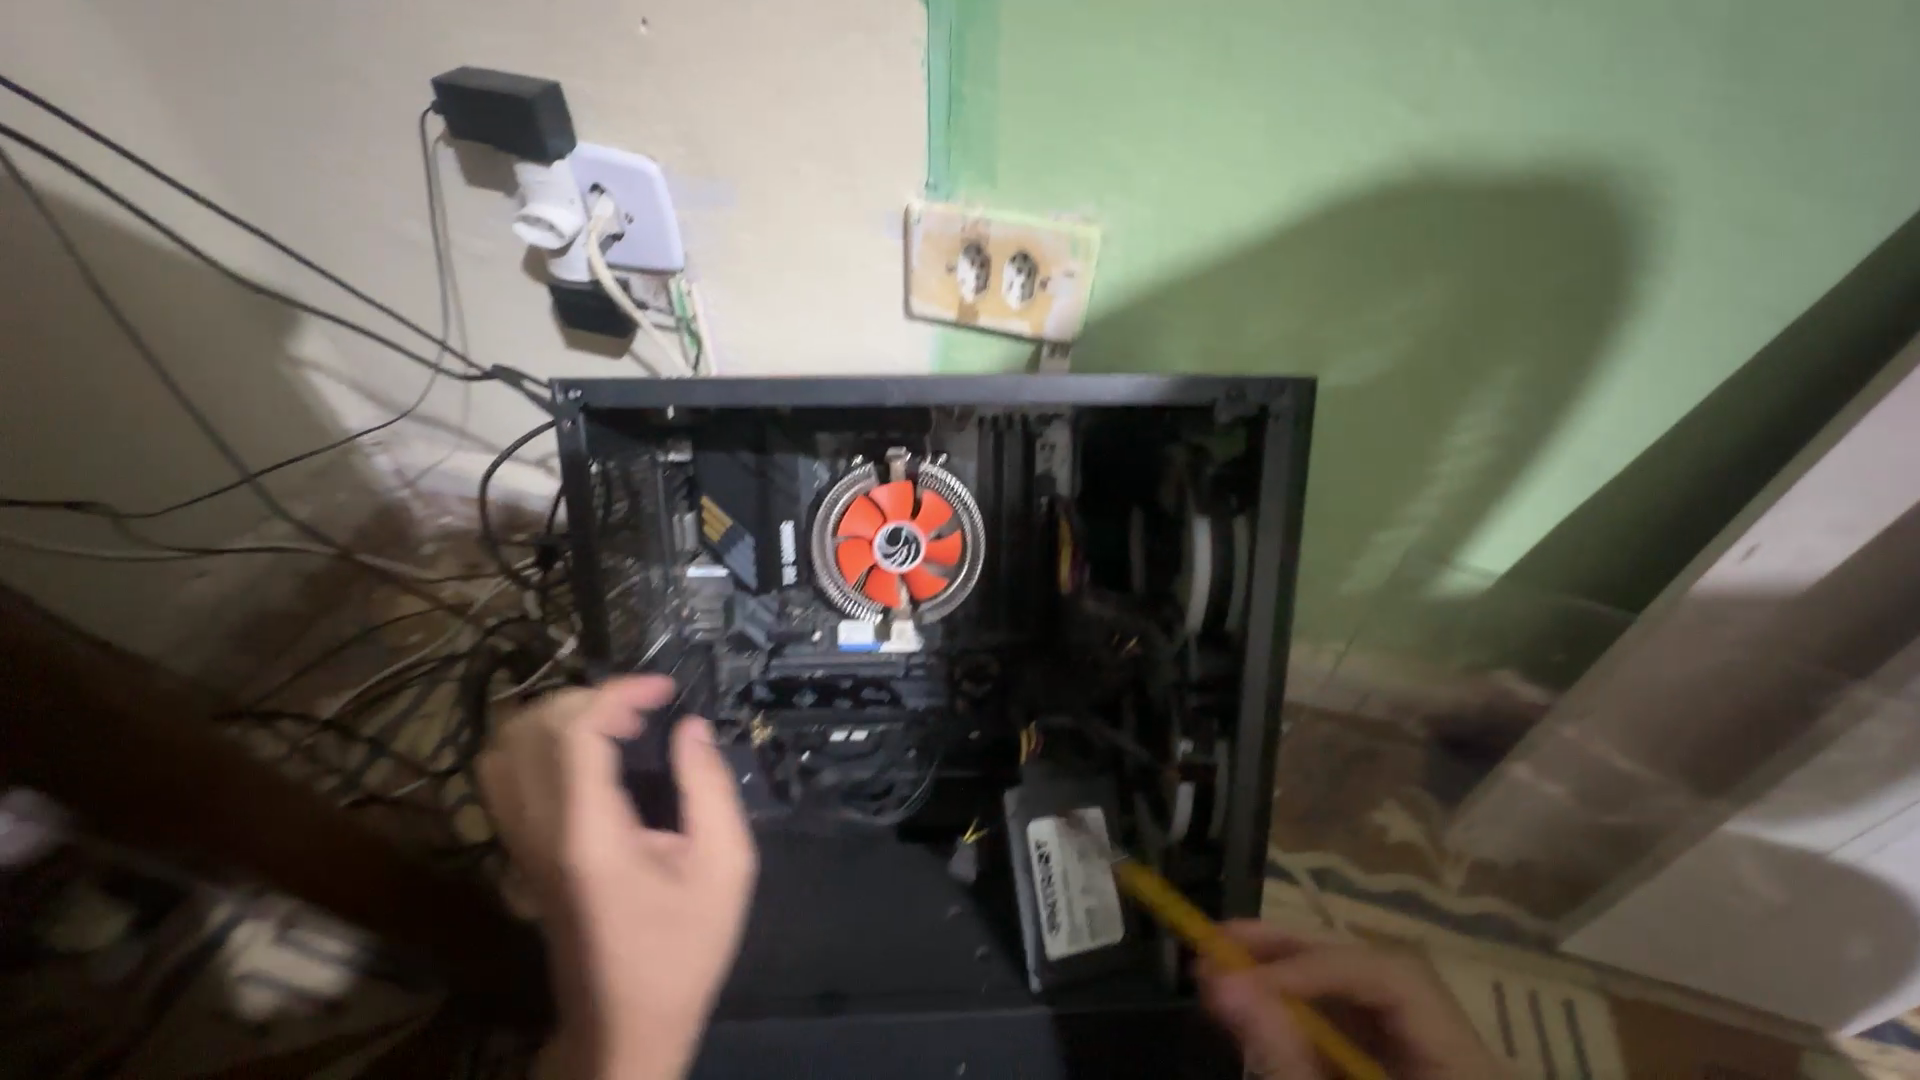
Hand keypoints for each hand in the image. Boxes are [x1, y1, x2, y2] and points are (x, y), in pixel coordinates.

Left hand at [479, 677, 757, 1079]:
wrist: (624, 1021)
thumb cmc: (684, 947)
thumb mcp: (725, 866)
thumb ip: (710, 786)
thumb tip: (691, 727)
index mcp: (590, 833)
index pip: (576, 732)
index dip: (620, 693)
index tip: (667, 690)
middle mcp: (539, 832)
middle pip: (529, 729)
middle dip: (589, 698)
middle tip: (645, 708)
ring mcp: (520, 845)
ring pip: (503, 750)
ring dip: (557, 718)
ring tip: (615, 723)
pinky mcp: (519, 855)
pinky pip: (504, 779)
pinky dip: (539, 745)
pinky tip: (587, 755)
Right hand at [1198, 922, 1501, 1079]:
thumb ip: (1283, 1062)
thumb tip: (1222, 984)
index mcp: (1468, 1070)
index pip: (1395, 981)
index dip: (1318, 968)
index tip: (1243, 980)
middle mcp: (1454, 1054)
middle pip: (1372, 976)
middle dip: (1293, 954)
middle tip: (1219, 941)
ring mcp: (1422, 1065)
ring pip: (1352, 997)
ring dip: (1284, 973)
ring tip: (1218, 962)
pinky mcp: (1387, 1075)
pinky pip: (1341, 1030)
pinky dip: (1292, 1012)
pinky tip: (1248, 1004)